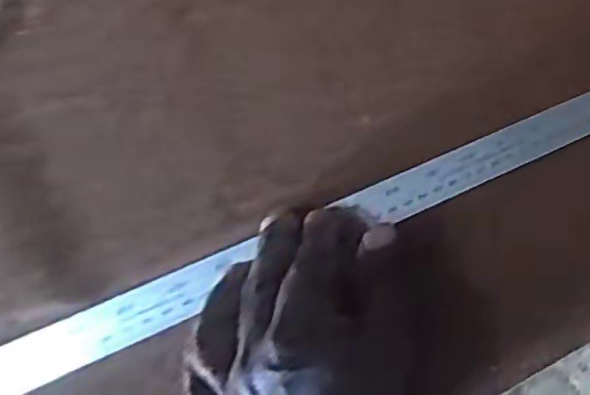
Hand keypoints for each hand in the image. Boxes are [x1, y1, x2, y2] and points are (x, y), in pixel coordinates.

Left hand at [185, 207, 412, 394]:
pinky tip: (208, 328)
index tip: (330, 212)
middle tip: (283, 218)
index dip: (320, 237)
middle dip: (274, 249)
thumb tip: (376, 233)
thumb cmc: (373, 389)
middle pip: (260, 288)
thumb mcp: (393, 333)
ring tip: (240, 266)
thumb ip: (382, 281)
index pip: (308, 268)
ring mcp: (224, 385)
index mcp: (298, 329)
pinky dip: (201, 339)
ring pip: (217, 326)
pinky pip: (196, 370)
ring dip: (230, 289)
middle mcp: (251, 352)